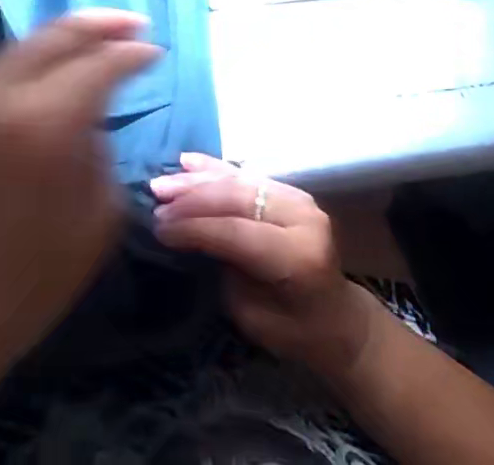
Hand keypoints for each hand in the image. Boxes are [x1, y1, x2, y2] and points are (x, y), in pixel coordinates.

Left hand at [0, 9, 161, 358]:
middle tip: (136, 24)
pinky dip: (41, 51)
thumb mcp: (95, 212)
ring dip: (70, 33)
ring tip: (105, 35)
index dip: (132, 53)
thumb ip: (100, 146)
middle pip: (59, 35)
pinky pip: (9, 60)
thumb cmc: (32, 276)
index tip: (156, 51)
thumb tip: (95, 112)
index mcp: (44, 122)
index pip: (98, 64)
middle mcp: (3, 93)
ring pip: (29, 40)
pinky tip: (63, 60)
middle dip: (101, 25)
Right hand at [149, 153, 381, 380]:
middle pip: (238, 197)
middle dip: (192, 198)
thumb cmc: (294, 329)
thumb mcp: (251, 314)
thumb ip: (224, 269)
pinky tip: (189, 162)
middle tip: (156, 200)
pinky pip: (248, 176)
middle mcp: (303, 218)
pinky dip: (216, 169)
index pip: (237, 232)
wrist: (337, 318)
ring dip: (198, 180)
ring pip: (240, 181)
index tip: (158, 227)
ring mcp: (299, 199)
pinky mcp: (291, 192)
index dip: (195, 227)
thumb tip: (187, 235)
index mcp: (298, 256)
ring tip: (163, 182)